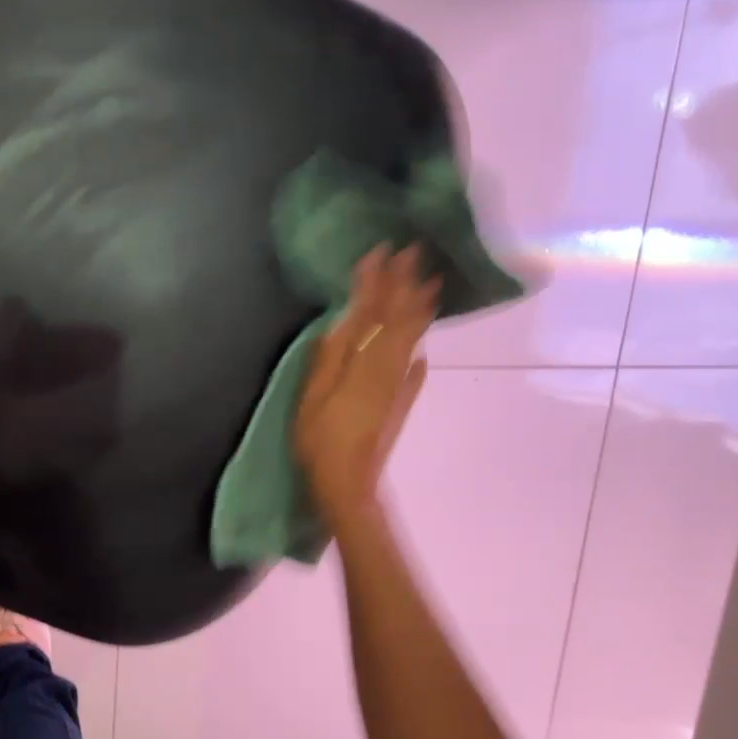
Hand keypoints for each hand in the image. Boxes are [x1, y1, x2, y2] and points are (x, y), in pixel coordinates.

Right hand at [293, 245, 438, 534]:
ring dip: (418, 309)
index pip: (369, 313)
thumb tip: (340, 324)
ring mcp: (396, 386)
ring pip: (410, 339)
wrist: (349, 486)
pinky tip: (421, 347)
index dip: (374, 283)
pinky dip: (416, 351)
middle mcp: (385, 369)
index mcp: (361, 365)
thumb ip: (325, 361)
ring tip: (428, 284)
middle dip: (403, 284)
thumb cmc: (319, 442)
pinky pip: (412, 369)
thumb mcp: (309, 399)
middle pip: (397, 319)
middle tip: (413, 252)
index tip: (379, 252)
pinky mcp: (398, 403)